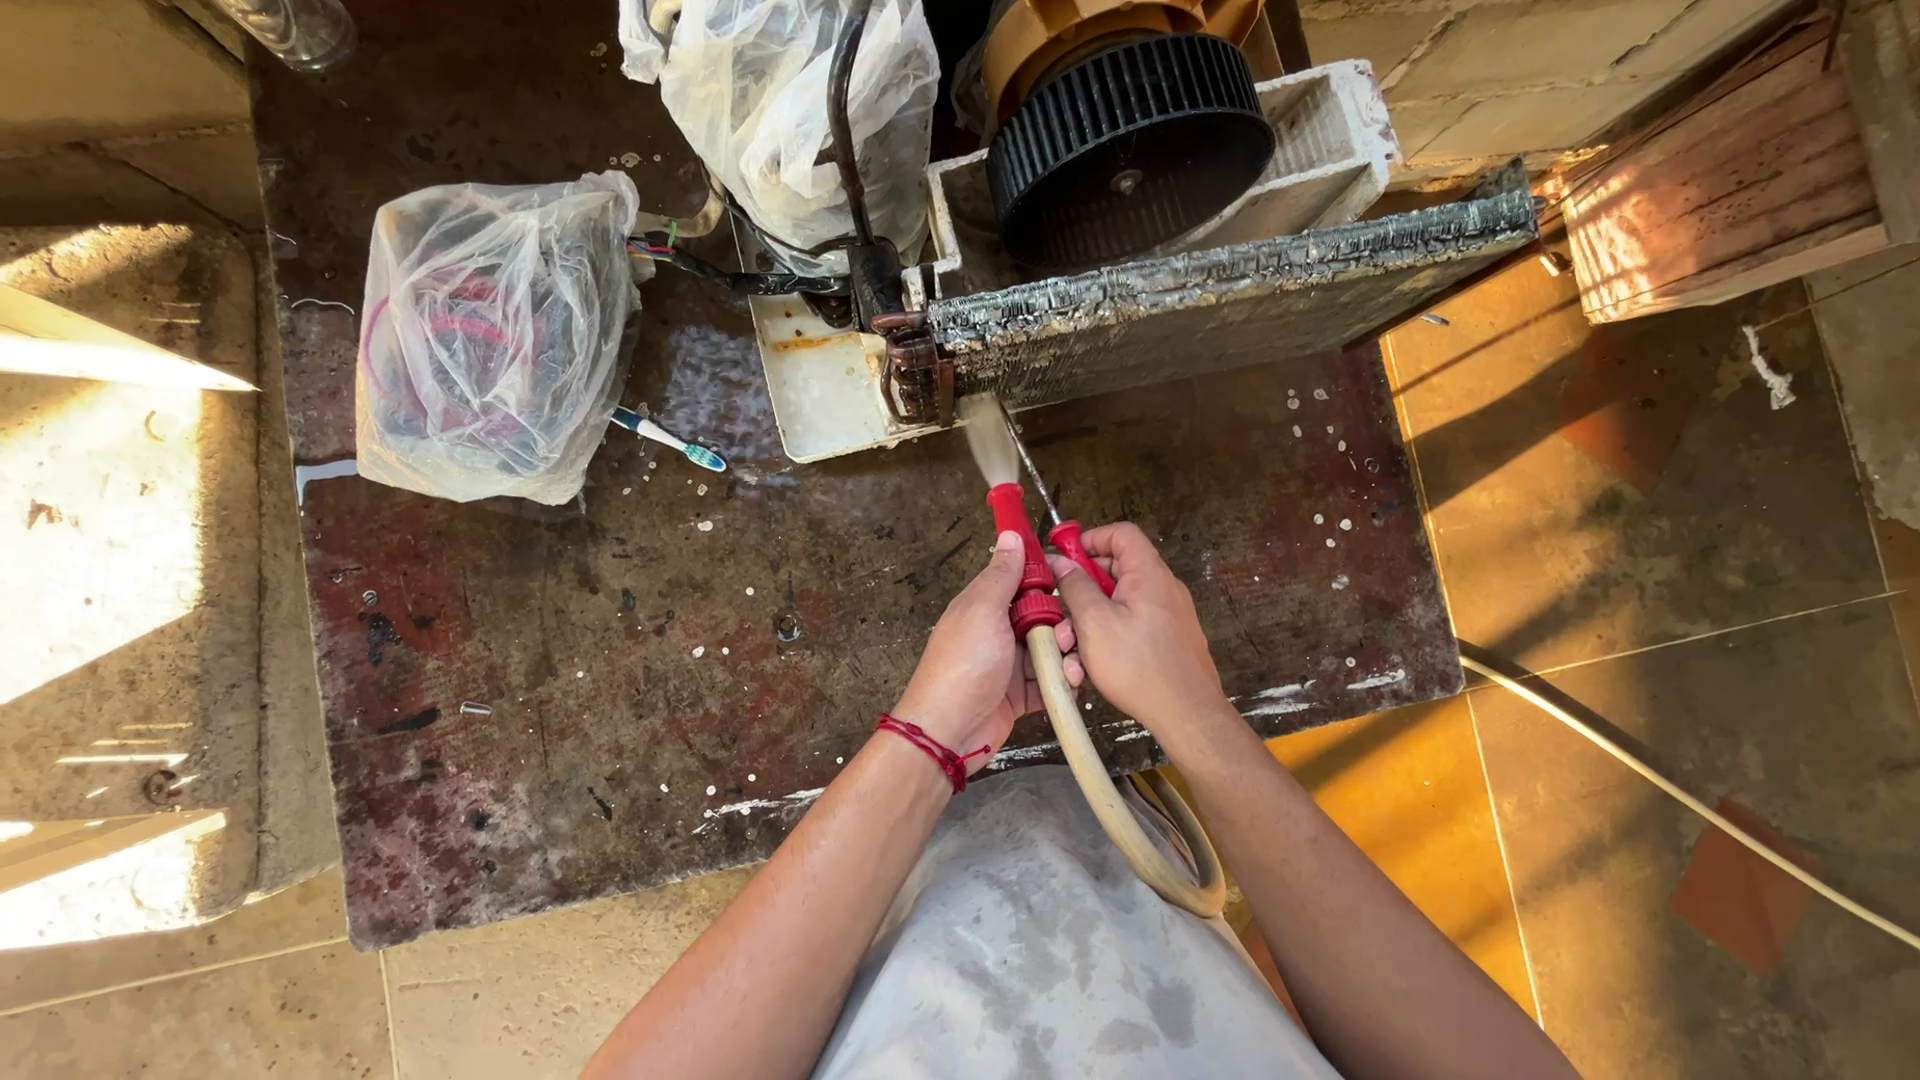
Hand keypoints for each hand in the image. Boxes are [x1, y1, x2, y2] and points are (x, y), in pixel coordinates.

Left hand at [892, 530, 1081, 774]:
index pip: (1020, 581)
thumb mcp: (982, 610)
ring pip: (1050, 651)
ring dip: (1065, 656)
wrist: (949, 731)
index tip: (1069, 579)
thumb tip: (1009, 534)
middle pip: (1041, 617)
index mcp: (984, 606)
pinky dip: (1062, 683)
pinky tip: (1071, 684)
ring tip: (1069, 665)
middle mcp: (997, 632)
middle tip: (1065, 635)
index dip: (1044, 579)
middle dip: (1061, 624)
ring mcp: (1009, 666)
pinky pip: (1049, 683)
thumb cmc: (964, 664)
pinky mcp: (1020, 696)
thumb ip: (1001, 575)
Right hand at [1048, 523, 1227, 743]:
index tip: (1064, 559)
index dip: (1090, 539)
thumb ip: (1075, 587)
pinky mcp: (1169, 640)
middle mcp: (1163, 588)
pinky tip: (1091, 667)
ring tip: (1072, 650)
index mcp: (1148, 574)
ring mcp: (1169, 615)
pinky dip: (1108, 638)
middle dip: (1082, 589)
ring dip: (1090, 621)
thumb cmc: (1138, 665)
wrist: (1188, 714)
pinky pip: (1132, 626)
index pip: (1121, 533)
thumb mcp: (1094, 623)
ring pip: (1120, 604)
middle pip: (1116, 570)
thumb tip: (1061, 562)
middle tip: (1060, 612)